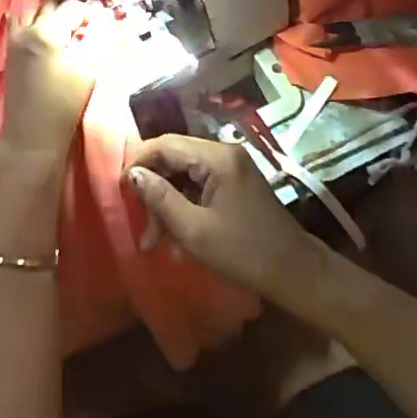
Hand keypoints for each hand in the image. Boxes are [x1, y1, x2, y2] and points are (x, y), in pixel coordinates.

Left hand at [0, 0, 98, 163]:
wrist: (31, 136)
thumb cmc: (63, 104)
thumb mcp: (88, 71)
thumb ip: (95, 42)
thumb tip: (102, 23)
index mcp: (48, 33)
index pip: (73, 10)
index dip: (90, 8)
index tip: (103, 10)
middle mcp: (29, 32)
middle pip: (50, 6)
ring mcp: (16, 44)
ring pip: (32, 13)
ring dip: (46, 4)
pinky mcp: (12, 58)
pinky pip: (16, 27)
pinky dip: (22, 18)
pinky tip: (18, 13)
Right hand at [126, 135, 321, 297]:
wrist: (294, 272)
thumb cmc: (244, 253)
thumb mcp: (195, 231)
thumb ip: (161, 198)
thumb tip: (133, 174)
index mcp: (217, 158)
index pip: (166, 145)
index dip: (139, 163)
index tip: (121, 190)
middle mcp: (224, 152)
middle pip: (174, 158)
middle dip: (154, 192)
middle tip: (144, 230)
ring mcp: (232, 167)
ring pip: (185, 175)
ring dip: (168, 205)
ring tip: (157, 244)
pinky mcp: (236, 182)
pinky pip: (200, 185)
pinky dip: (185, 208)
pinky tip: (178, 241)